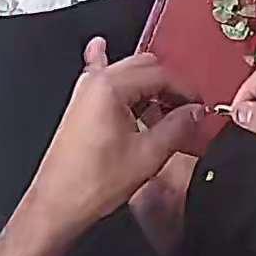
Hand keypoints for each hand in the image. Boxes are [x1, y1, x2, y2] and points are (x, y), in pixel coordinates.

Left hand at [18, 39, 206, 241]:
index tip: (198, 105)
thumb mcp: (148, 155)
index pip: (160, 74)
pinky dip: (105, 63)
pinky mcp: (80, 105)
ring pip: (126, 71)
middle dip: (169, 85)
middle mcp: (96, 82)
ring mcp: (85, 92)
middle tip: (186, 108)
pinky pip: (97, 73)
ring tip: (164, 108)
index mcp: (112, 88)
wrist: (56, 206)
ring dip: (148, 85)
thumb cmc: (92, 184)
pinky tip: (101, 49)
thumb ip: (177, 127)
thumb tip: (196, 112)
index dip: (185, 90)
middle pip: (144, 66)